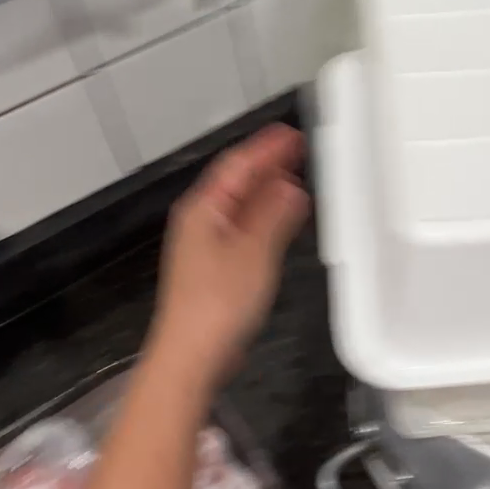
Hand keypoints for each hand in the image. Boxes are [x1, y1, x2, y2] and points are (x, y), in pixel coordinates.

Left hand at [147, 124, 310, 382]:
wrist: (191, 354)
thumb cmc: (217, 303)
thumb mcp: (253, 251)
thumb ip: (275, 214)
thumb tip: (291, 187)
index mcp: (205, 209)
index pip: (238, 165)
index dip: (266, 148)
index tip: (291, 134)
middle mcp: (202, 221)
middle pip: (236, 183)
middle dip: (267, 165)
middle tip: (298, 149)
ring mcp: (206, 245)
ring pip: (240, 206)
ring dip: (267, 190)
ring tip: (295, 177)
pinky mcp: (215, 268)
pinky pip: (242, 229)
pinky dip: (264, 217)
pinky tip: (280, 221)